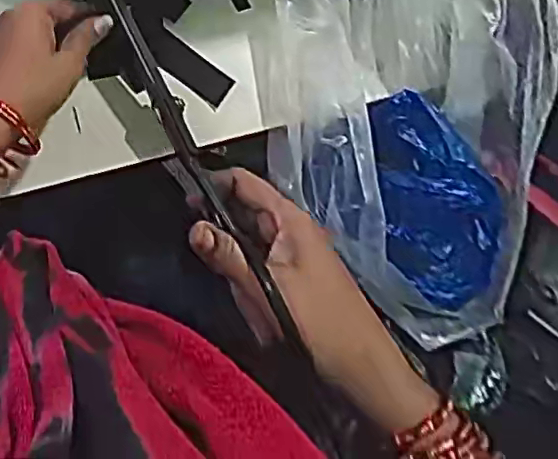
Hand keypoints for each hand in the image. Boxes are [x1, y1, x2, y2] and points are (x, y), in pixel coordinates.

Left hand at [0, 0, 108, 132]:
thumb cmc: (25, 92)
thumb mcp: (69, 64)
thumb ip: (87, 37)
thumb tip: (100, 22)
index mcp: (30, 11)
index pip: (70, 4)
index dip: (91, 17)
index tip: (103, 28)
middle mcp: (11, 16)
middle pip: (50, 15)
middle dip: (69, 32)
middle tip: (86, 52)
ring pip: (35, 30)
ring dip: (52, 43)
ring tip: (64, 68)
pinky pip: (21, 43)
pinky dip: (35, 52)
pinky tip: (43, 73)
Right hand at [188, 169, 438, 434]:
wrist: (369, 377)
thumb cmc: (325, 327)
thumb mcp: (266, 287)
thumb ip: (227, 254)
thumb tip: (195, 228)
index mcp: (291, 219)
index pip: (242, 181)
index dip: (212, 183)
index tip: (188, 201)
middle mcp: (294, 229)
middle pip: (241, 210)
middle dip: (222, 231)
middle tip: (208, 254)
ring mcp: (295, 252)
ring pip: (247, 240)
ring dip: (236, 261)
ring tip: (243, 290)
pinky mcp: (295, 275)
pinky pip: (259, 263)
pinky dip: (249, 277)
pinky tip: (253, 301)